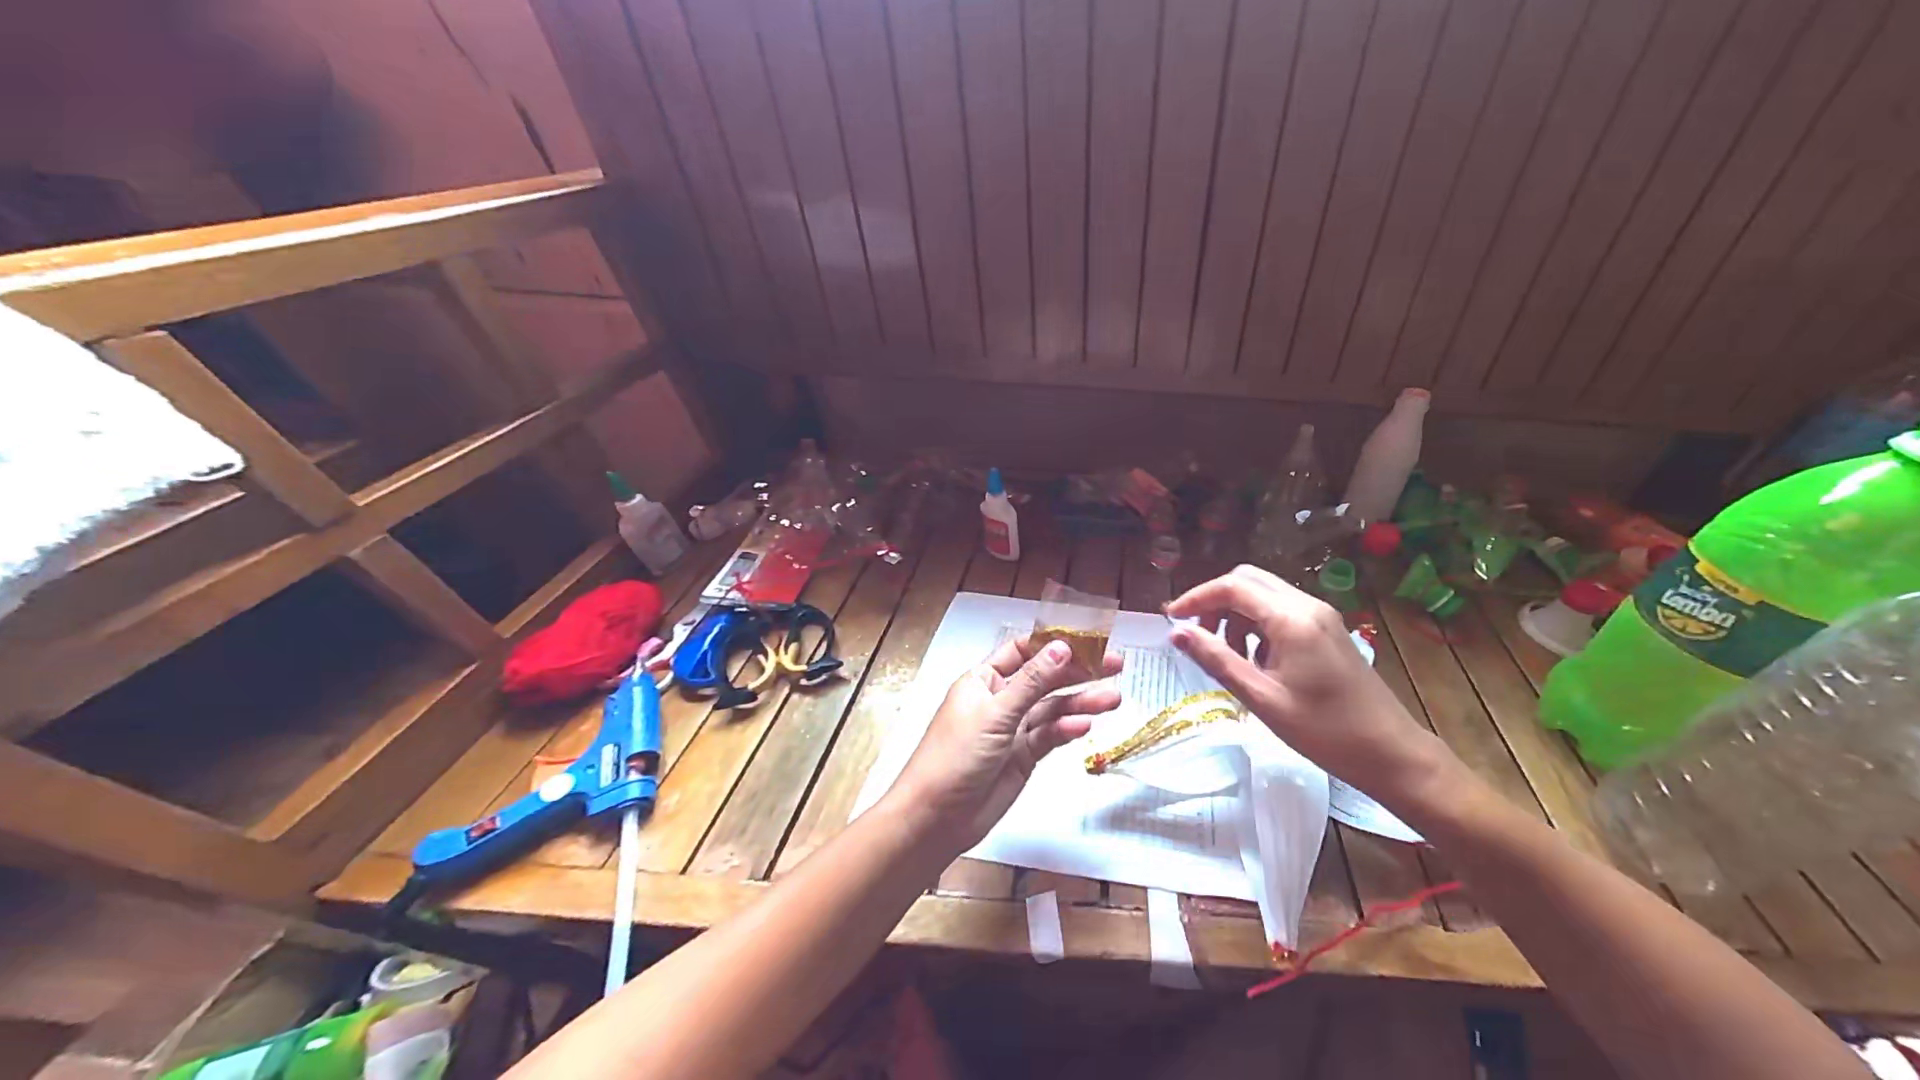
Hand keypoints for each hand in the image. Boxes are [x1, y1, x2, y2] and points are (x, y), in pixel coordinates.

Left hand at [891, 636, 1122, 850]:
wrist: (937, 816)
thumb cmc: (954, 756)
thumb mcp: (996, 713)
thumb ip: (1033, 681)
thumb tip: (1061, 647)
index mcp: (983, 679)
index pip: (1022, 651)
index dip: (1053, 644)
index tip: (1088, 640)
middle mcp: (999, 700)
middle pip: (1044, 678)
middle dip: (1078, 672)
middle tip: (1116, 664)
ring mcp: (1012, 730)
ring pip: (1052, 709)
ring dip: (1081, 702)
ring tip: (1112, 699)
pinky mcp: (1022, 757)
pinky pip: (1049, 737)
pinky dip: (1067, 730)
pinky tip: (1084, 725)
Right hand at [1166, 564, 1468, 815]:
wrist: (1392, 754)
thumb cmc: (1325, 731)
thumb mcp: (1262, 698)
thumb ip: (1217, 659)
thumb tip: (1177, 633)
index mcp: (1292, 620)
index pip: (1232, 587)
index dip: (1195, 598)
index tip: (1170, 619)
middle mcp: (1308, 606)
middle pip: (1248, 580)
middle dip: (1214, 601)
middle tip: (1196, 635)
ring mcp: (1321, 616)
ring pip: (1264, 594)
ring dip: (1235, 613)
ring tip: (1226, 654)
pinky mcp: (1327, 630)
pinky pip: (1281, 610)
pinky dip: (1256, 624)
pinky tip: (1255, 660)